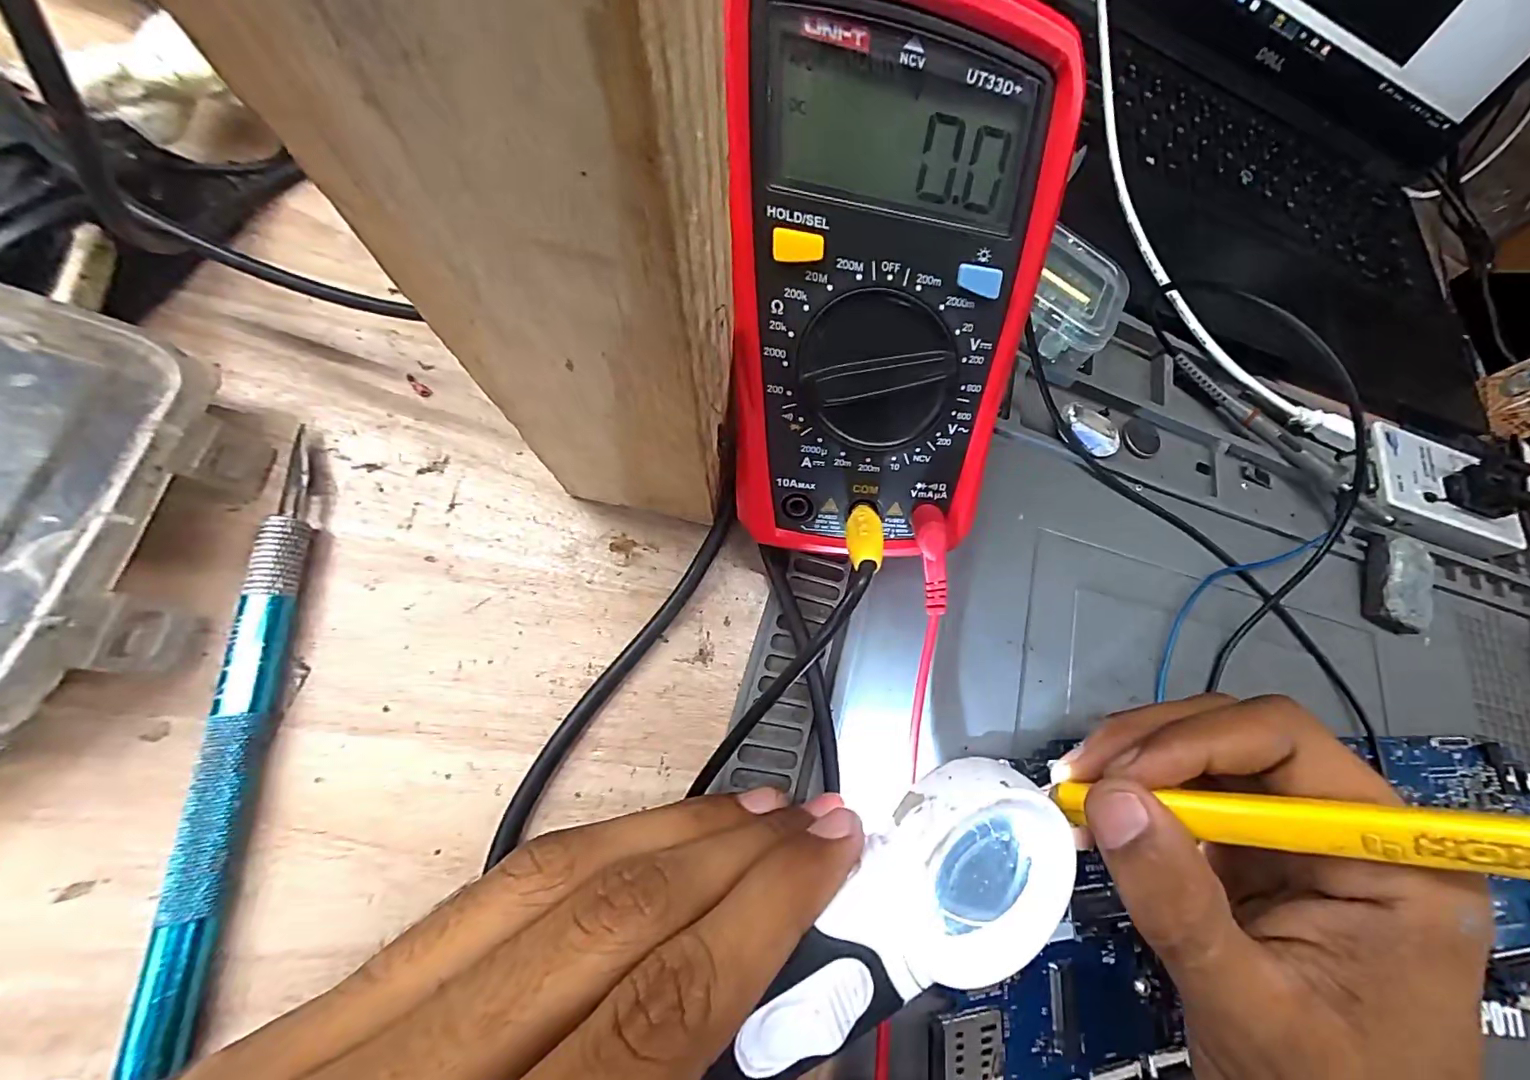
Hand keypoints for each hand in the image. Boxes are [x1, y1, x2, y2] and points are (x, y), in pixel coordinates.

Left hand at [184, 790, 862, 1079]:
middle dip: (738, 851)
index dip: (772, 906)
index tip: (837, 846)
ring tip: (756, 809)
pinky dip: (592, 853)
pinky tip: (651, 839)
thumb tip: (799, 1007)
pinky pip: (482, 900)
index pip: (665, 1003)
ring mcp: (307, 1063)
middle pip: (608, 923)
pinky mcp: (283, 1037)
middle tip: (814, 815)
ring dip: (674, 833)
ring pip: (541, 881)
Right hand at [1062, 695, 1491, 1079]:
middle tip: (1083, 771)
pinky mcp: (1256, 858)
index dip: (1197, 741)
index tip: (1121, 775)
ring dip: (1137, 764)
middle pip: (1243, 737)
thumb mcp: (1252, 1011)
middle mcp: (1344, 824)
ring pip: (1210, 759)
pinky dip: (1141, 800)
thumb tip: (1110, 800)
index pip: (1287, 743)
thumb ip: (1182, 907)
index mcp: (1385, 851)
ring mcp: (1296, 839)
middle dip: (1154, 745)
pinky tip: (1102, 813)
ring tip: (1078, 788)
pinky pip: (1194, 802)